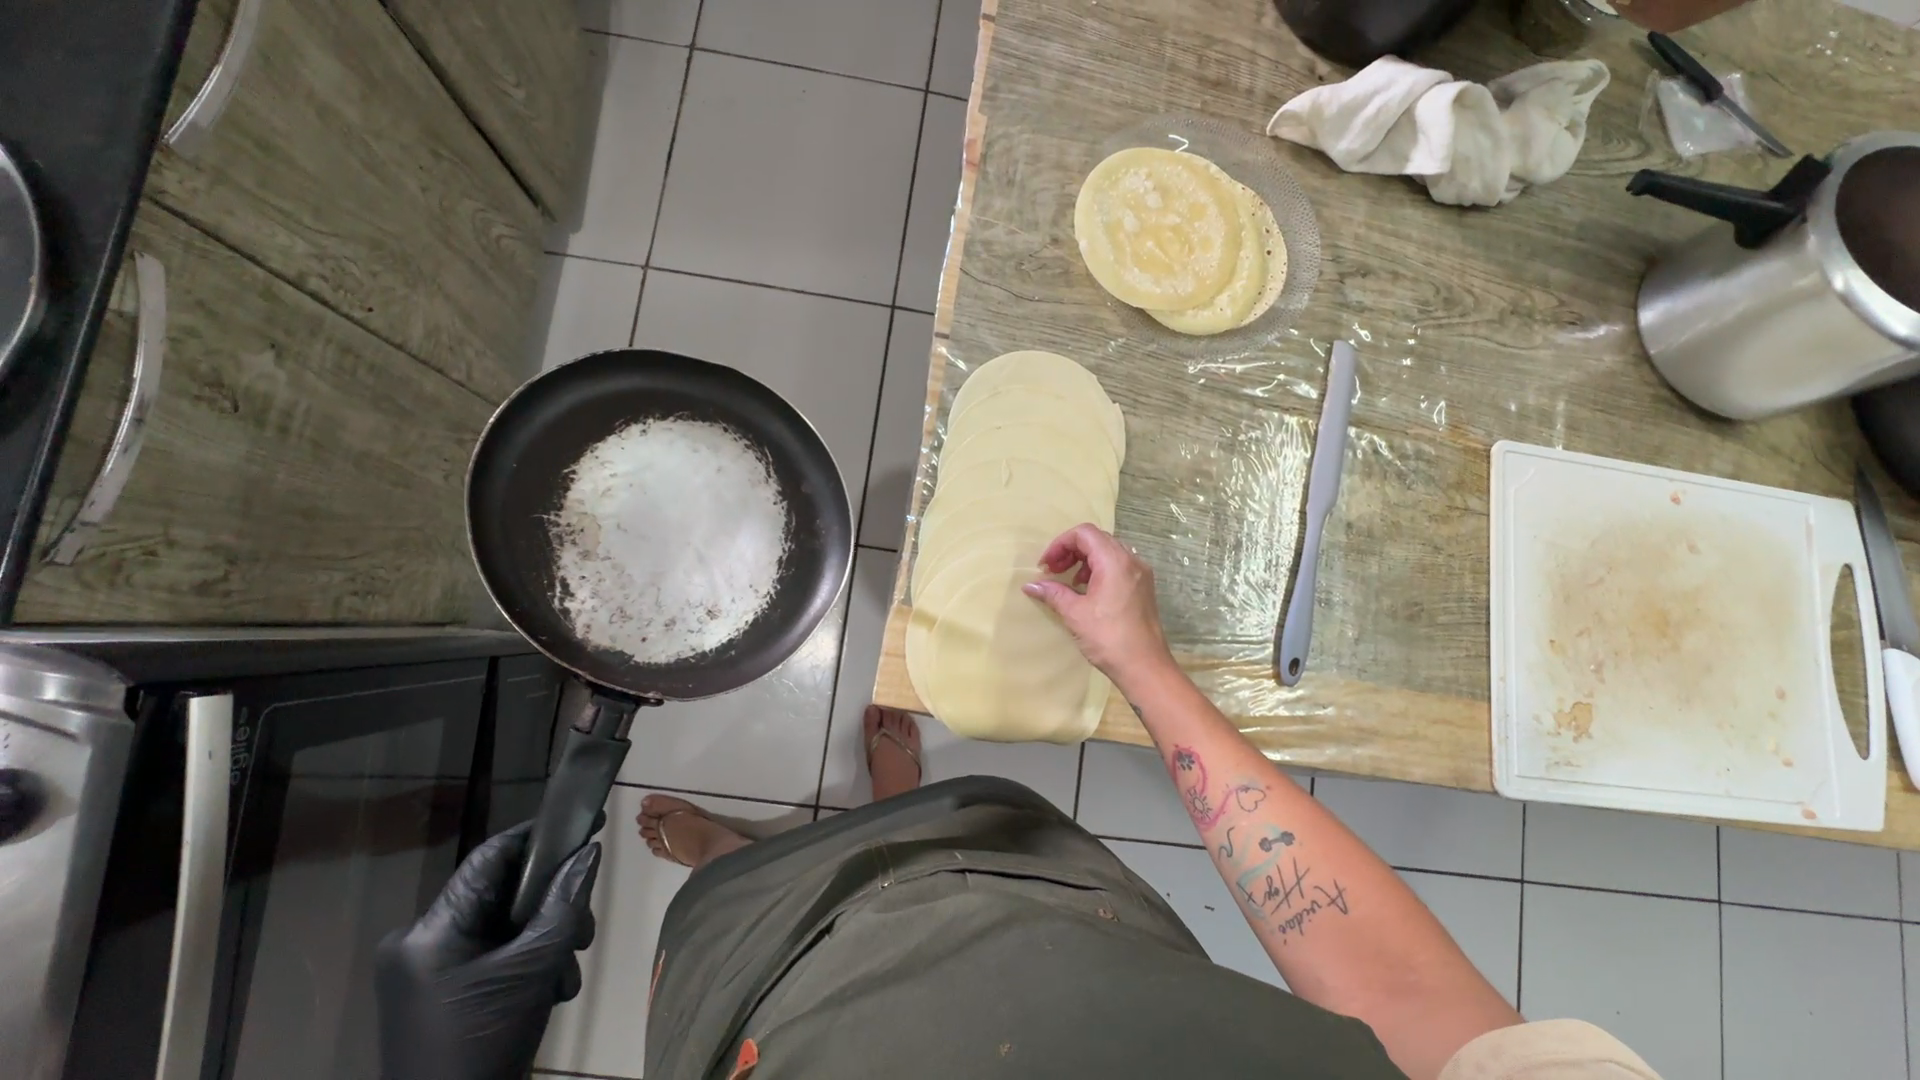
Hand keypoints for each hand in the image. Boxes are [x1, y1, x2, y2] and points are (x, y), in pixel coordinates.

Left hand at [374, 822, 600, 1079]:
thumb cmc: (483, 1046)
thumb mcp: (533, 971)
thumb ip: (563, 905)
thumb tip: (588, 853)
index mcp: (430, 932)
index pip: (490, 858)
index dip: (539, 836)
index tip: (585, 823)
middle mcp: (420, 943)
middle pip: (501, 896)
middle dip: (552, 907)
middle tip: (584, 934)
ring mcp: (426, 972)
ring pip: (502, 929)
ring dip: (545, 942)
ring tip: (566, 973)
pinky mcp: (439, 995)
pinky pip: (491, 957)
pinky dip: (526, 964)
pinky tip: (549, 990)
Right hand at [1022, 523, 1176, 692]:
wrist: (1145, 667)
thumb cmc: (1108, 638)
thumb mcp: (1075, 614)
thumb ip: (1052, 593)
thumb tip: (1030, 586)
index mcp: (1114, 561)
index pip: (1084, 533)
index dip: (1060, 544)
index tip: (1046, 566)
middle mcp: (1131, 560)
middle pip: (1097, 539)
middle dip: (1071, 551)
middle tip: (1054, 571)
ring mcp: (1141, 574)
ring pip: (1109, 552)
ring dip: (1085, 560)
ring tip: (1070, 582)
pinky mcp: (1144, 588)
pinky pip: (1119, 566)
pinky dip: (1100, 570)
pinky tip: (1089, 592)